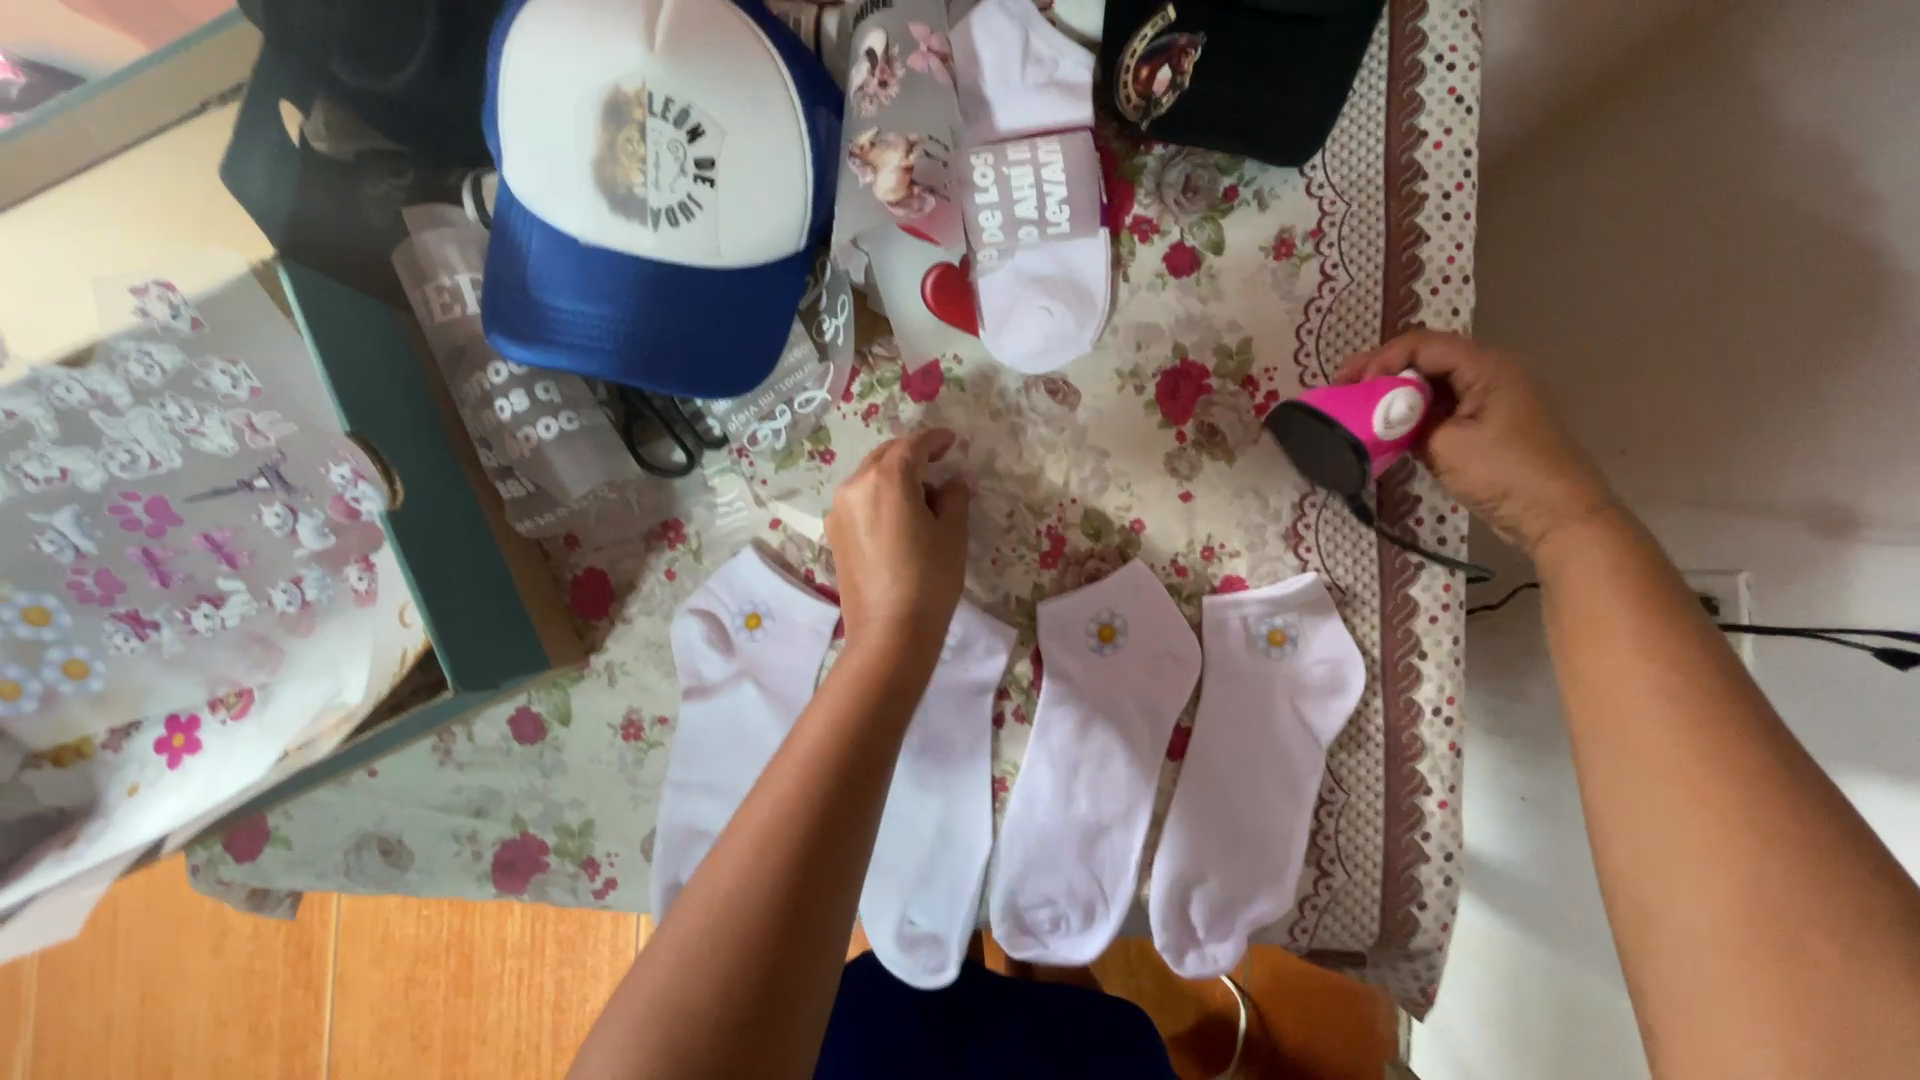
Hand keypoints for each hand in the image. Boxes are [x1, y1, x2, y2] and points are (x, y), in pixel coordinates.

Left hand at [825, 428, 971, 646]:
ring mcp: (839, 511)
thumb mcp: (953, 533)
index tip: (952, 441)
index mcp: (887, 478)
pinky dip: (880, 498)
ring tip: (923, 497)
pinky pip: (860, 502)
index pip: (912, 445)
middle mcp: (855, 486)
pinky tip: (900, 519)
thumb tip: (952, 483)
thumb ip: (954, 497)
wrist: (889, 633)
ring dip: (895, 477)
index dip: (935, 440)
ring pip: (870, 478)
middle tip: (939, 463)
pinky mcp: (834, 535)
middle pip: (885, 457)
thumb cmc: (929, 579)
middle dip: (912, 455)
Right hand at [1338, 330, 1619, 555]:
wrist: (1558, 514)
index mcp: (1485, 366)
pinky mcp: (1487, 424)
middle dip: (1382, 370)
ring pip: (1432, 383)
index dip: (1380, 359)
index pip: (1421, 344)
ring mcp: (1489, 399)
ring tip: (1358, 407)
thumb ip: (1408, 422)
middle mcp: (1489, 373)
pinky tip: (1387, 426)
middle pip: (1426, 358)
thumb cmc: (1503, 473)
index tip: (1349, 385)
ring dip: (1395, 393)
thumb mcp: (1444, 444)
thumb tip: (1381, 416)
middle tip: (1343, 388)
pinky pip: (1442, 407)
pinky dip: (1413, 412)